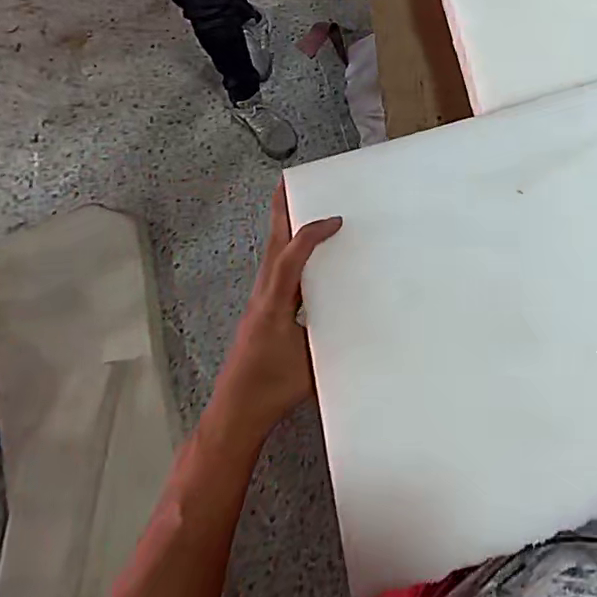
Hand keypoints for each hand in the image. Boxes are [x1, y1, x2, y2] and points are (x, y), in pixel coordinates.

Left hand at [210, 183, 342, 438]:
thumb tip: (360, 313)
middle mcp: (263, 296)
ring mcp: (259, 303)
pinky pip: (274, 270)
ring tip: (292, 207)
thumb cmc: (272, 388)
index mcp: (274, 304)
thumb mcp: (312, 361)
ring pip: (271, 255)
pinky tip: (296, 254)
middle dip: (280, 212)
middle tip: (288, 185)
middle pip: (272, 244)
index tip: (335, 220)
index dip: (312, 235)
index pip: (291, 258)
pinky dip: (284, 250)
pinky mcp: (262, 311)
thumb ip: (331, 333)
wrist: (236, 411)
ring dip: (281, 228)